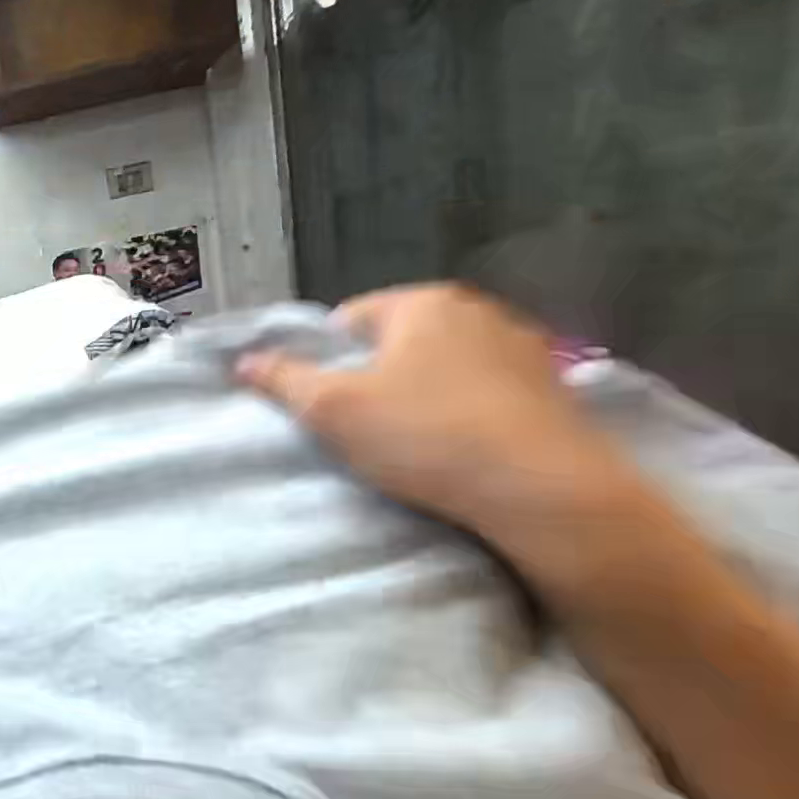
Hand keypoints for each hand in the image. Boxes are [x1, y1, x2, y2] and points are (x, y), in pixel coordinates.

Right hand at [237, 284, 628, 532]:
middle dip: (370, 376)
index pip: (346, 320)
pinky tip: (455, 448)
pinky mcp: (554, 390)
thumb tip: (243, 361)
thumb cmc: (424, 436)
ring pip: (439, 366)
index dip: (323, 361)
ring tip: (408, 441)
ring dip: (415, 394)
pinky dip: (459, 411)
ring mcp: (524, 348)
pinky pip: (480, 391)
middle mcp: (477, 311)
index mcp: (422, 303)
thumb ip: (281, 378)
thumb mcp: (329, 408)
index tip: (325, 403)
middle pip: (393, 341)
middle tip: (358, 423)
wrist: (548, 495)